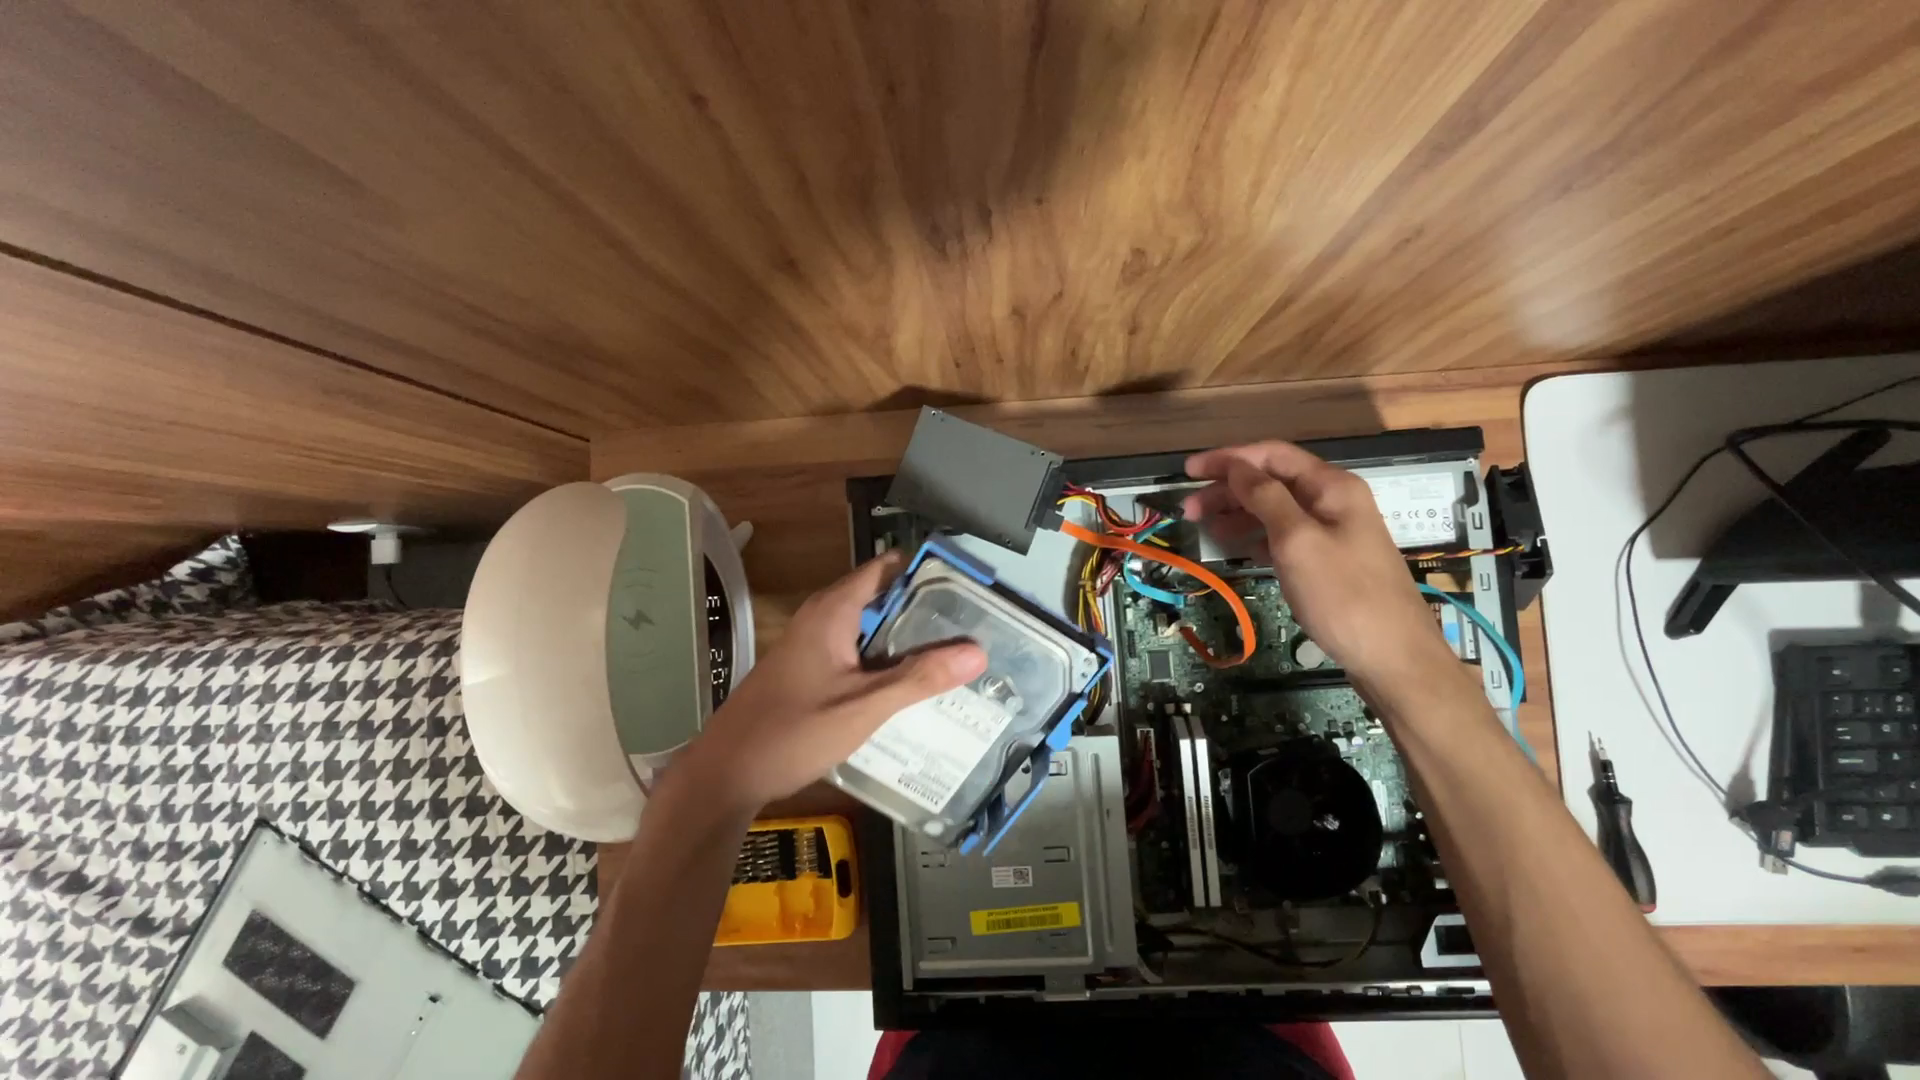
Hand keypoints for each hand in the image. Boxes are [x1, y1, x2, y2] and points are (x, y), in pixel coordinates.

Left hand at [678, 551, 987, 809]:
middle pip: (881, 596)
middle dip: (925, 607)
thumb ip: (919, 678)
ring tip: (954, 651)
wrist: (726, 773)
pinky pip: (856, 651)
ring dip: (906, 637)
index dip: (925, 569)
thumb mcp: (864, 706)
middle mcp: (821, 618)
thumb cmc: (793, 732)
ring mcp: (812, 645)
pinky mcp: (808, 671)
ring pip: (869, 627)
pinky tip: (910, 683)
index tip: (968, 581)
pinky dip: (885, 658)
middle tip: (973, 623)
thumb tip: (977, 651)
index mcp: (832, 611)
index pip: (885, 568)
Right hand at [1181, 441, 1456, 688]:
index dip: (1228, 459)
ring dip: (1237, 513)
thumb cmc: (1343, 595)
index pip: (1271, 455)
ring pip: (1274, 509)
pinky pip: (1283, 536)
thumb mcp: (1297, 541)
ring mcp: (1331, 532)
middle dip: (1228, 489)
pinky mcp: (1327, 561)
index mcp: (1330, 486)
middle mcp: (1332, 501)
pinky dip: (1255, 536)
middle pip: (1271, 481)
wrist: (1392, 655)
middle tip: (1189, 509)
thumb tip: (1236, 467)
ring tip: (1204, 528)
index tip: (1189, 472)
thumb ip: (1265, 498)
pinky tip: (1235, 547)